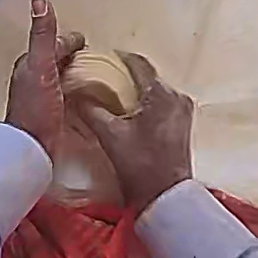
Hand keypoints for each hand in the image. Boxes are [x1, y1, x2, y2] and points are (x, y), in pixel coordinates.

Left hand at [3, 0, 84, 157]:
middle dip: (75, 56)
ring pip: (63, 77)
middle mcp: (34, 78)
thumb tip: (40, 1)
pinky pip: (68, 94)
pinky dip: (79, 90)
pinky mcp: (52, 113)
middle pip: (59, 60)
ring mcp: (43, 96)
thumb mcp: (40, 65)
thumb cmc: (35, 106)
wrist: (31, 147)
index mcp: (30, 63)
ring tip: (98, 74)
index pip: (55, 45)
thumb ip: (43, 35)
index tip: (87, 42)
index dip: (70, 41)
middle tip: (97, 56)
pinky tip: (90, 96)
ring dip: (77, 73)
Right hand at [77, 53, 193, 215]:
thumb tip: (74, 94)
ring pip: (155, 91)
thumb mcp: (109, 135)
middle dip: (125, 77)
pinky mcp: (183, 124)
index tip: (101, 61)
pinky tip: (129, 113)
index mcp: (162, 94)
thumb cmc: (139, 165)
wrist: (165, 198)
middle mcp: (177, 97)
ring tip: (113, 97)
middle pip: (147, 77)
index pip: (138, 63)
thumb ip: (91, 110)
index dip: (118, 59)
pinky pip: (162, 103)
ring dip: (136, 91)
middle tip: (102, 80)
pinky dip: (145, 103)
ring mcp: (183, 111)